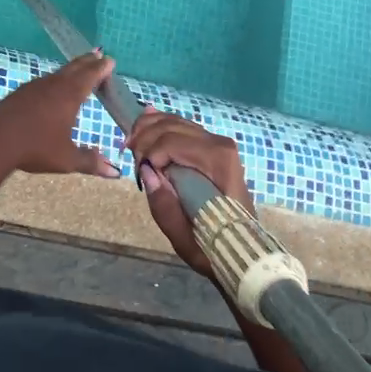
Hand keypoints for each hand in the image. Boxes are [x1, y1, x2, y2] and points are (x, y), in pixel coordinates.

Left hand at [0, 53, 122, 177]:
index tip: (109, 60)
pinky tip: (50, 89)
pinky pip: (44, 81)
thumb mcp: (67, 158)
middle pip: (74, 68)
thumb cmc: (36, 147)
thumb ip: (90, 162)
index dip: (101, 68)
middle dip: (88, 61)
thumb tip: (115, 172)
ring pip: (58, 73)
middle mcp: (54, 85)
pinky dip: (55, 80)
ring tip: (78, 71)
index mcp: (70, 95)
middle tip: (98, 55)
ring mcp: (35, 86)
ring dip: (71, 69)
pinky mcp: (21, 93)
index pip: (90, 76)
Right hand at [126, 107, 250, 277]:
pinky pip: (181, 126)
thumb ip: (166, 209)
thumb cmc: (215, 249)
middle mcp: (220, 146)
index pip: (173, 142)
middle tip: (128, 155)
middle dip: (145, 137)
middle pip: (171, 127)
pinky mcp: (212, 146)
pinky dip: (159, 125)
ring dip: (148, 127)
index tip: (137, 173)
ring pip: (175, 121)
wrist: (242, 250)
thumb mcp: (186, 242)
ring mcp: (217, 143)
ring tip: (131, 144)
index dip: (149, 152)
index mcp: (218, 164)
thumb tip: (146, 171)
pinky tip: (144, 125)